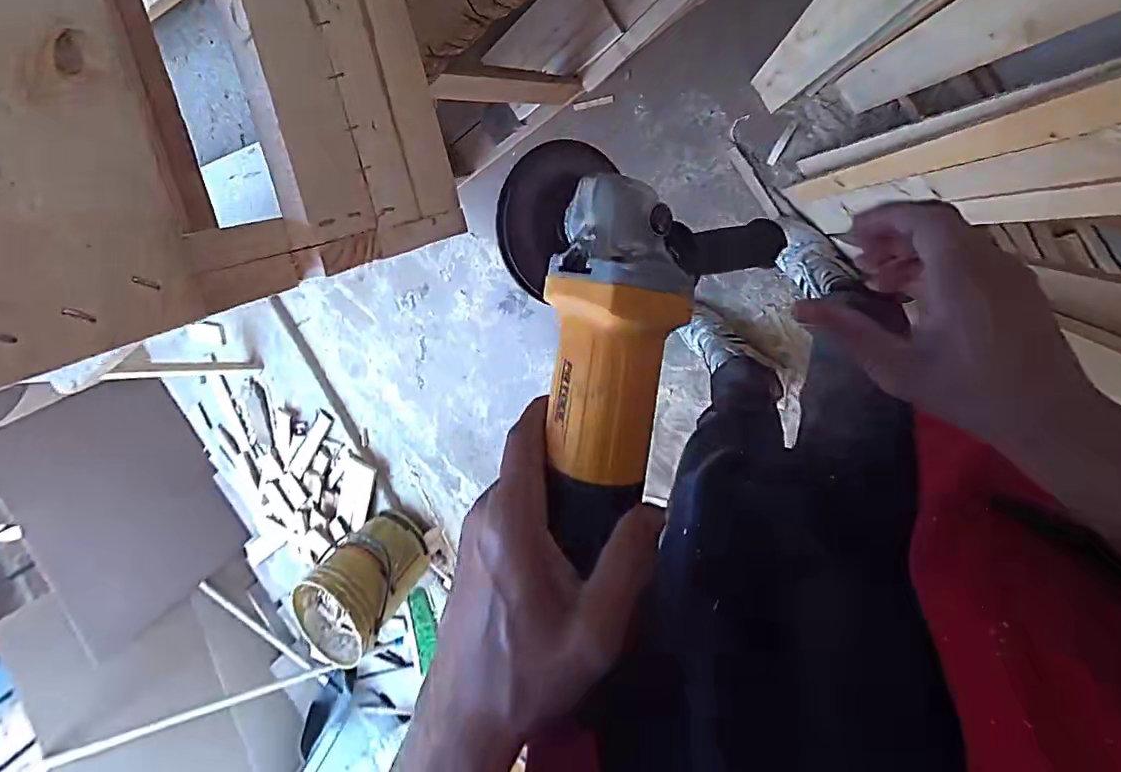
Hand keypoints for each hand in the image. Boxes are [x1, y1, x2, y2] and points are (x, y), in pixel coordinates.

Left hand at [401, 399, 664, 770]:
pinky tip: (567, 540)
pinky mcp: (472, 549)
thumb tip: (655, 513)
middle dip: (565, 451)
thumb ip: (628, 565)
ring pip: (518, 485)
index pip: (522, 439)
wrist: (466, 717)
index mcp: (510, 519)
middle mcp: (485, 513)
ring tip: (597, 505)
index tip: (583, 402)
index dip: (549, 409)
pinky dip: (538, 503)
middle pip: (525, 460)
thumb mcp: (595, 629)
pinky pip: (509, 507)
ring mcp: (473, 531)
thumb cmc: (528, 671)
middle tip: (611, 465)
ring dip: (553, 482)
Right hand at [792, 202, 1111, 458]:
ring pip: (954, 241)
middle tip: (862, 259)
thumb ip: (848, 332)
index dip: (881, 219)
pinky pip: (972, 259)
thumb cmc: (971, 394)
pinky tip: (918, 299)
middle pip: (936, 224)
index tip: (851, 235)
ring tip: (882, 282)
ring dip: (914, 251)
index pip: (920, 217)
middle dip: (894, 234)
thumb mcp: (898, 367)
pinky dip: (939, 265)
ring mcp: (1009, 273)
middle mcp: (988, 261)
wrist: (1053, 421)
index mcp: (958, 272)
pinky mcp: (1019, 289)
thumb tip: (801, 308)